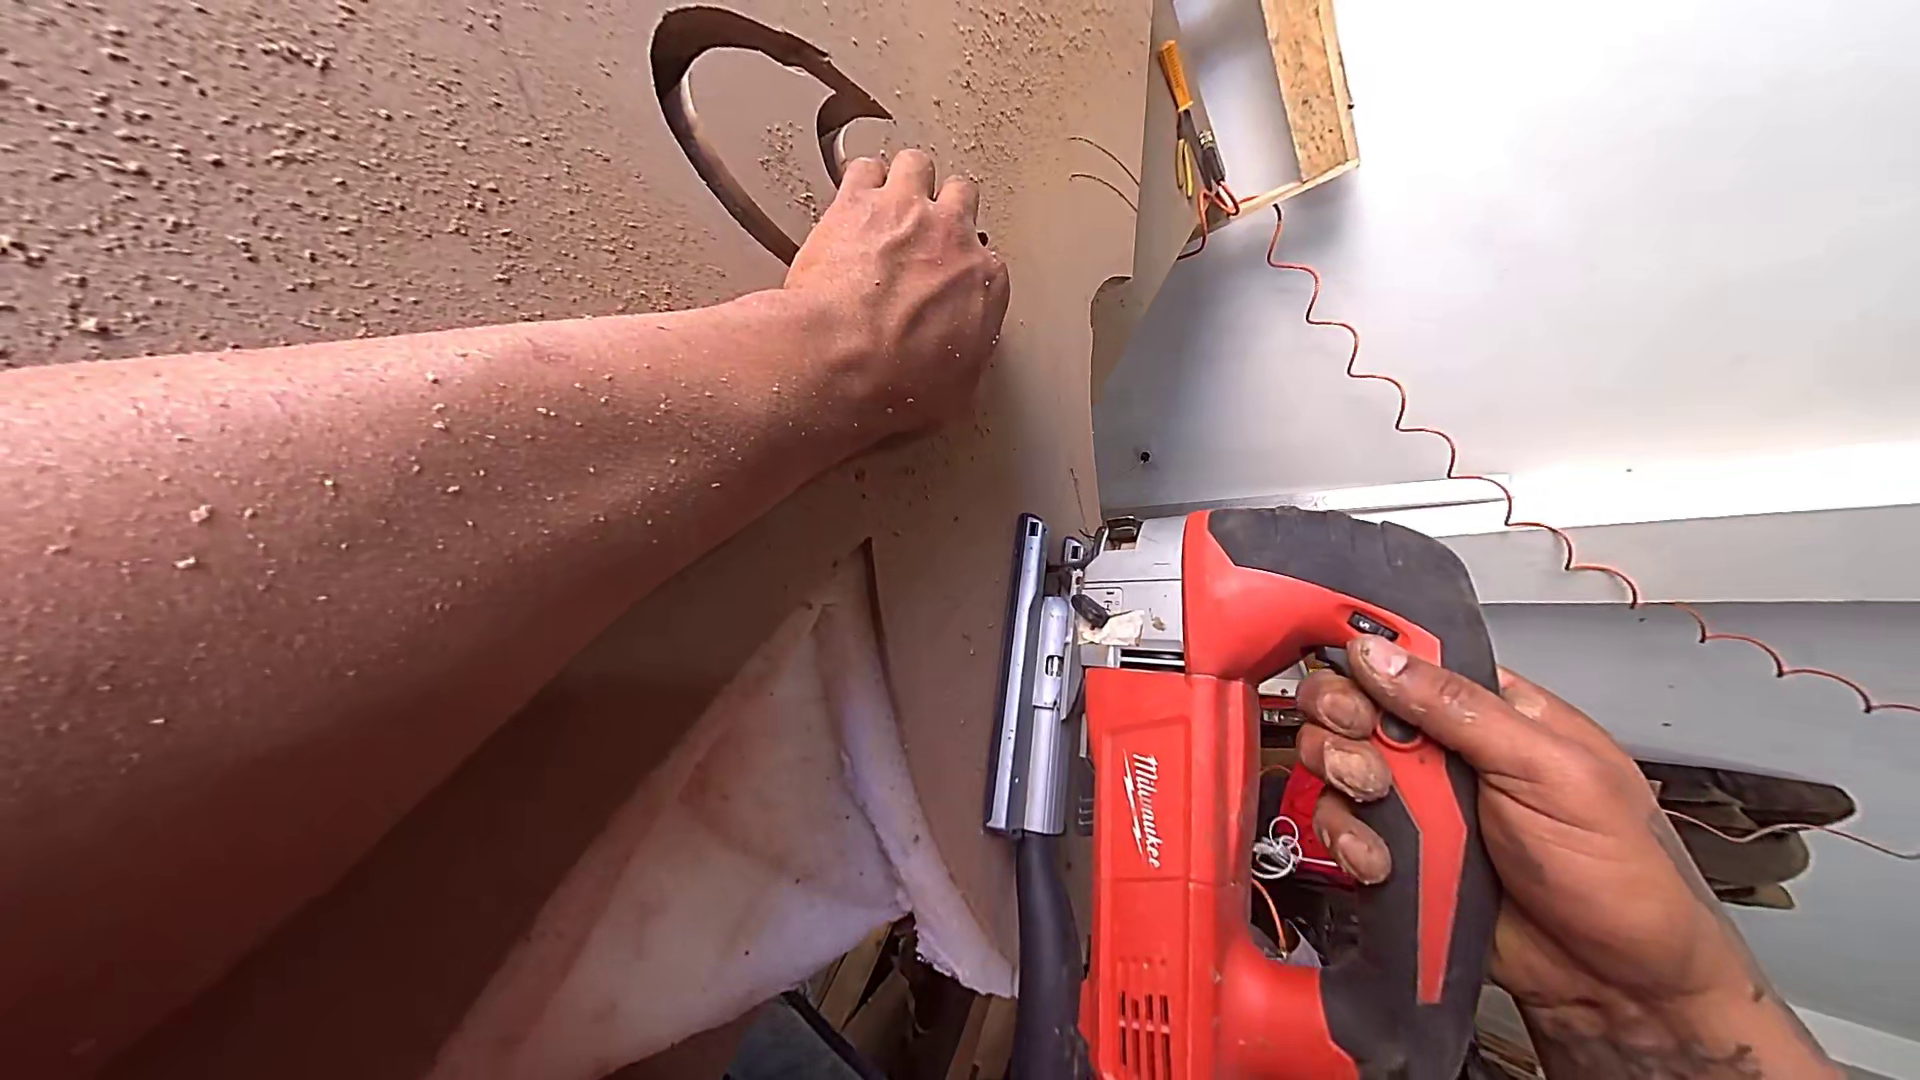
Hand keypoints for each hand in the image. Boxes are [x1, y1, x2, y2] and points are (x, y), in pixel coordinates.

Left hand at [785, 149, 1009, 435]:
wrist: (845, 363)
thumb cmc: (898, 382)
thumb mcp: (956, 392)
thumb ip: (967, 361)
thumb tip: (959, 368)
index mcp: (984, 282)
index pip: (986, 262)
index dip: (964, 269)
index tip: (949, 281)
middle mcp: (952, 236)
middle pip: (961, 197)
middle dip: (943, 211)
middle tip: (923, 233)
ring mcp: (904, 212)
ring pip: (917, 165)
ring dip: (904, 182)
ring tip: (886, 205)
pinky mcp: (856, 202)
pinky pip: (863, 168)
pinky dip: (858, 182)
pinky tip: (849, 200)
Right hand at [1297, 636, 1835, 1074]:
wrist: (1613, 989)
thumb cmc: (1619, 875)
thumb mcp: (1554, 773)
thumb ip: (1461, 708)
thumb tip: (1377, 651)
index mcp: (1481, 706)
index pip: (1399, 655)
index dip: (1359, 657)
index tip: (1350, 680)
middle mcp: (1432, 741)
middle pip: (1344, 699)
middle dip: (1340, 723)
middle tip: (1366, 748)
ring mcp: (1405, 789)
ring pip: (1327, 754)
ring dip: (1342, 779)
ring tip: (1380, 806)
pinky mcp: (1384, 835)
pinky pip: (1331, 816)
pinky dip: (1345, 836)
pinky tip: (1381, 858)